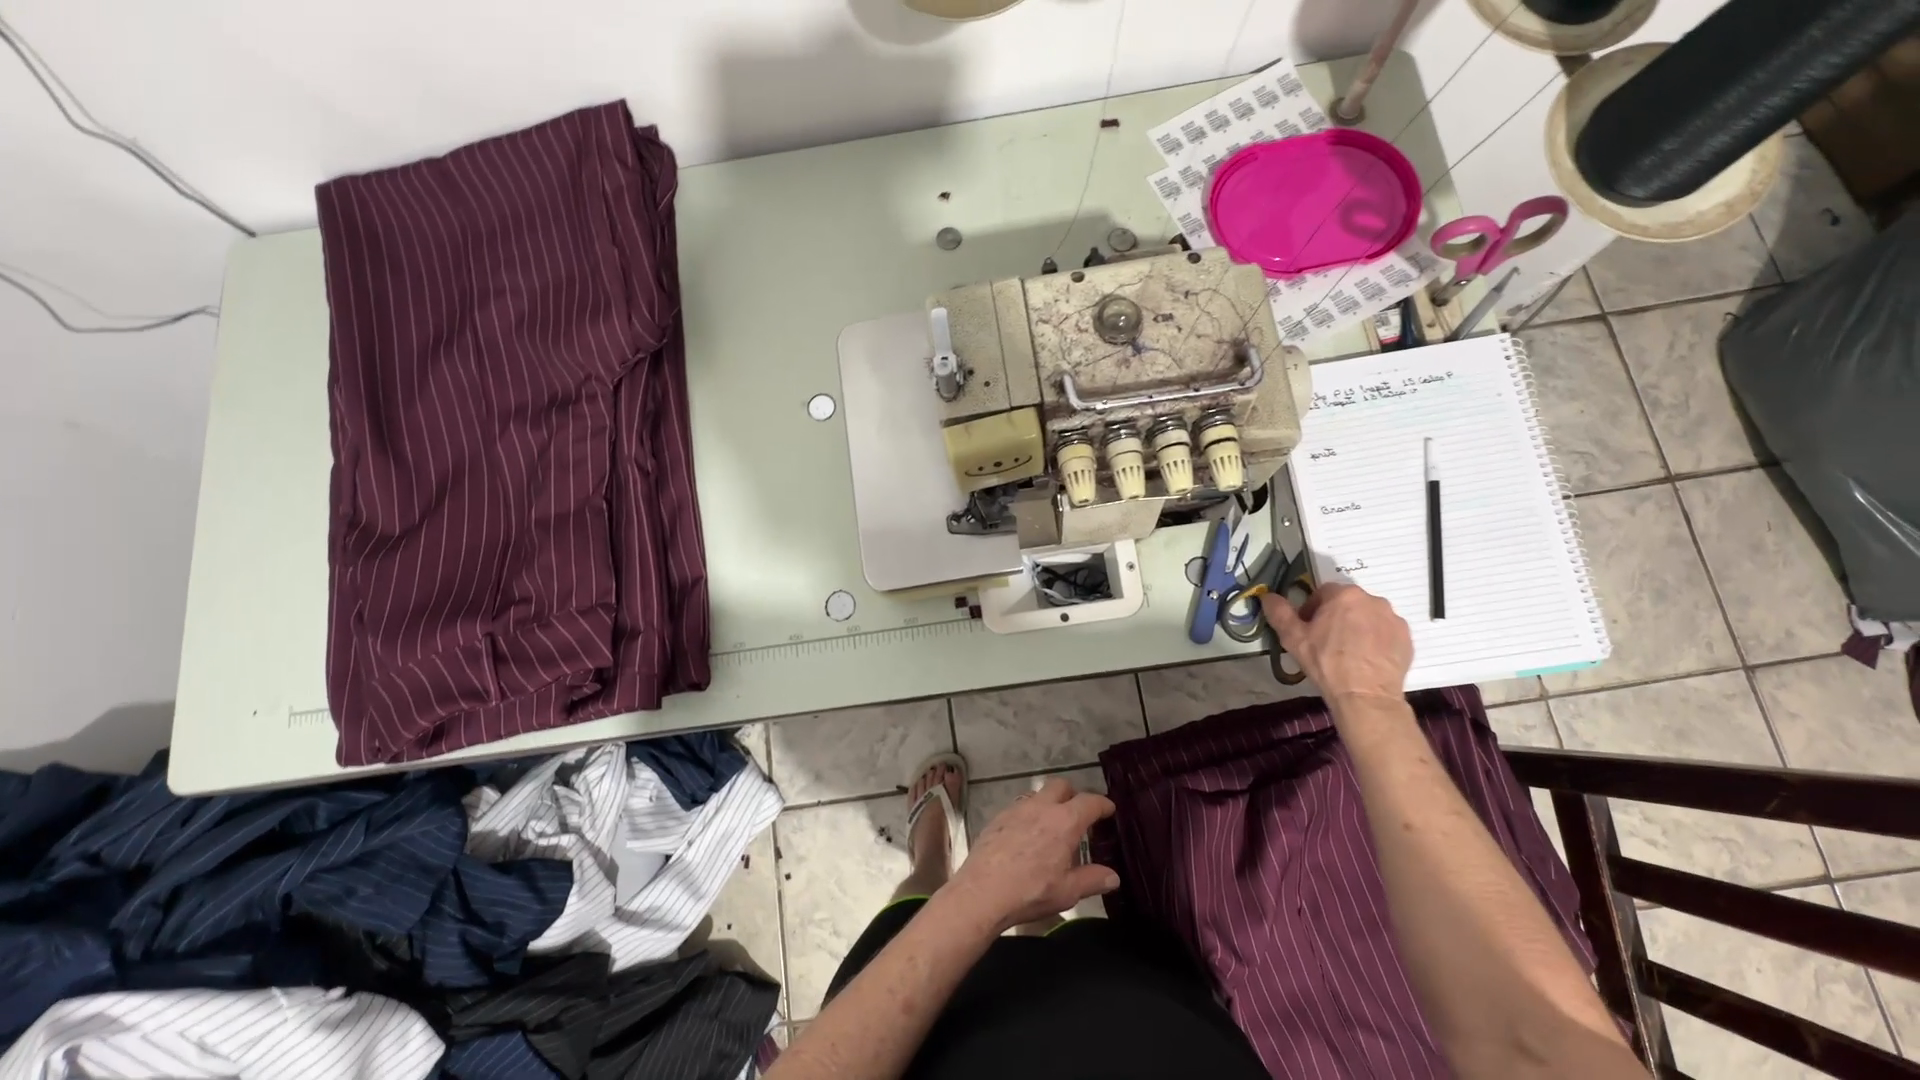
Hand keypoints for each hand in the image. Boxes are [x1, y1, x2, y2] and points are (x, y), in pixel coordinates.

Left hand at [948, 778, 1118, 931]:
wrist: (982, 893)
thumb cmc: (1030, 892)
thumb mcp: (1068, 891)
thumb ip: (1093, 880)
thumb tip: (1113, 877)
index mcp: (1064, 821)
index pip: (1090, 802)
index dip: (1103, 804)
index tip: (1109, 810)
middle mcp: (1041, 807)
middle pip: (1061, 785)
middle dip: (1074, 794)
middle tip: (1079, 814)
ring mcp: (1016, 809)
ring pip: (1038, 794)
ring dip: (1049, 802)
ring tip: (1052, 825)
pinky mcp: (997, 818)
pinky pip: (1019, 807)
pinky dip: (1029, 814)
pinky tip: (1027, 835)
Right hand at [1261, 582, 1411, 701]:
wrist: (1365, 696)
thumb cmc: (1326, 663)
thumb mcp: (1293, 638)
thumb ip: (1280, 613)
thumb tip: (1268, 596)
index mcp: (1344, 595)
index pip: (1323, 593)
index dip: (1312, 610)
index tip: (1308, 629)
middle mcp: (1373, 600)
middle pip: (1348, 603)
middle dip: (1336, 616)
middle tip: (1326, 641)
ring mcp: (1393, 619)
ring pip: (1368, 616)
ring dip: (1357, 627)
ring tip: (1348, 652)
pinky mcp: (1406, 638)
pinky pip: (1386, 632)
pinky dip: (1376, 640)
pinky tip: (1366, 659)